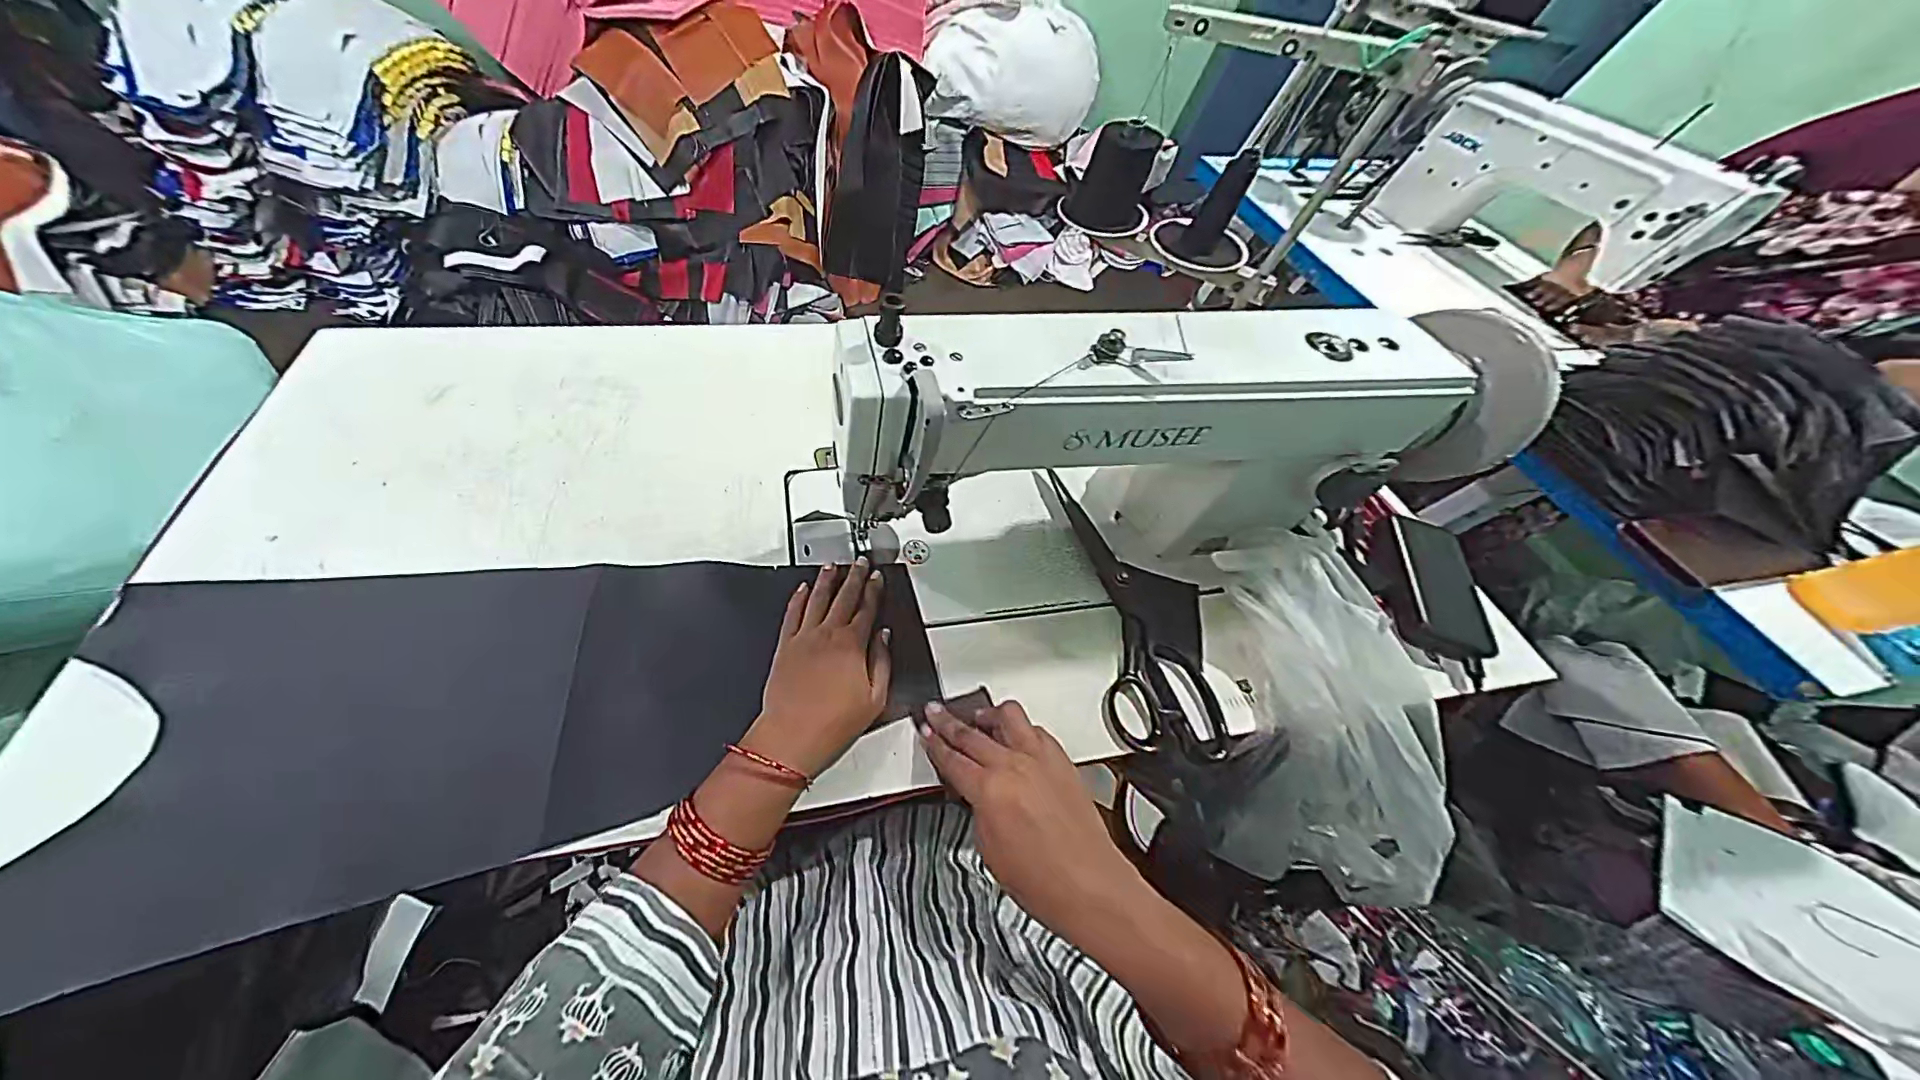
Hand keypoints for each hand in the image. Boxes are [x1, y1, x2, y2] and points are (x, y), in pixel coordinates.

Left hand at [744, 560, 891, 777]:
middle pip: (844, 597)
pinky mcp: (785, 647)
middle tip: (859, 563)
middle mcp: (827, 636)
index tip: (876, 578)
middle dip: (854, 577)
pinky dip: (797, 598)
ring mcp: (803, 639)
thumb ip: (883, 662)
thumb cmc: (833, 722)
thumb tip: (884, 639)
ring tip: (832, 566)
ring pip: (817, 599)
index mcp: (852, 645)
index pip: (866, 609)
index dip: (873, 590)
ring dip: (826, 580)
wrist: (792, 735)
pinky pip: (792, 614)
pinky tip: (802, 589)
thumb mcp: (875, 697)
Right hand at [920, 700, 1143, 935]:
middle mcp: (1015, 766)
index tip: (926, 733)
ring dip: (987, 713)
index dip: (934, 744)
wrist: (1089, 885)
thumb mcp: (989, 850)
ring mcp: (1041, 759)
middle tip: (936, 712)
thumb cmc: (1046, 879)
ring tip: (978, 714)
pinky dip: (1021, 727)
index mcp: (990, 790)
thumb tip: (975, 794)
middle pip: (971, 732)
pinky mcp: (1062, 760)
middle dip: (948, 721)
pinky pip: (1036, 730)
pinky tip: (1016, 733)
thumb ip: (977, 810)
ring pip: (1008, 715)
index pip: (952, 758)